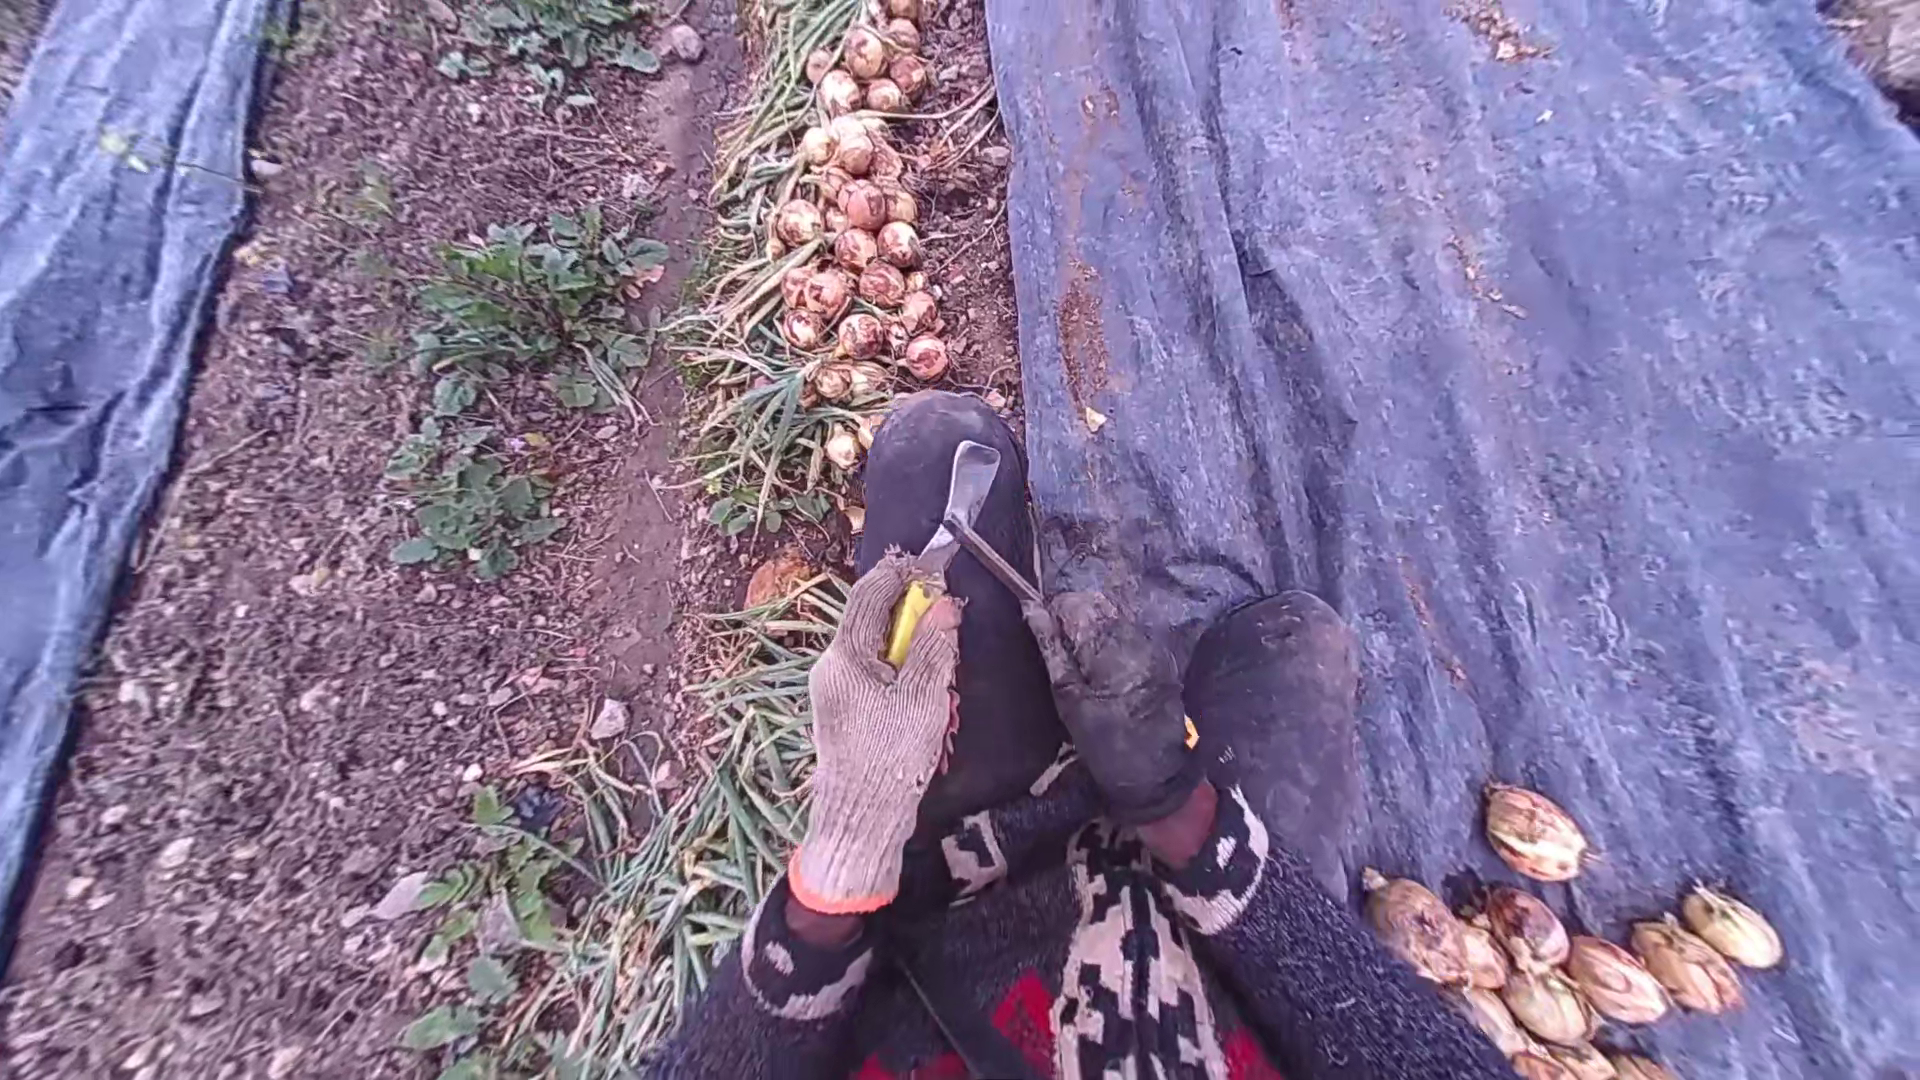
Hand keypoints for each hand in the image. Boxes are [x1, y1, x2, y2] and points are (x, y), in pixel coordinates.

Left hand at [789, 552, 960, 915]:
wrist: (861, 818)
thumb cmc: (892, 757)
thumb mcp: (923, 697)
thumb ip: (933, 646)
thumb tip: (943, 604)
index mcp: (844, 656)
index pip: (868, 595)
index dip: (899, 574)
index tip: (929, 565)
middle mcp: (831, 665)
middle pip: (869, 618)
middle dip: (906, 610)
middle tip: (942, 612)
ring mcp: (833, 686)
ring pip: (873, 645)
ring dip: (905, 639)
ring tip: (937, 653)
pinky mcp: (842, 705)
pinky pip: (872, 669)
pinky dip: (898, 663)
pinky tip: (920, 682)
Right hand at [1022, 592, 1200, 824]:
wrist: (1156, 777)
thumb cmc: (1104, 743)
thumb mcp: (1068, 700)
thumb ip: (1050, 649)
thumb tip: (1031, 609)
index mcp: (1110, 647)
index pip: (1076, 604)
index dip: (1054, 612)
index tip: (1044, 630)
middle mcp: (1137, 637)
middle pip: (1096, 607)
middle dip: (1075, 623)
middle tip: (1063, 653)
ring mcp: (1153, 645)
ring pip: (1112, 619)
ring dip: (1093, 632)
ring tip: (1083, 663)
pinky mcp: (1162, 656)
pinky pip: (1128, 634)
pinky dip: (1111, 644)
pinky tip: (1104, 670)